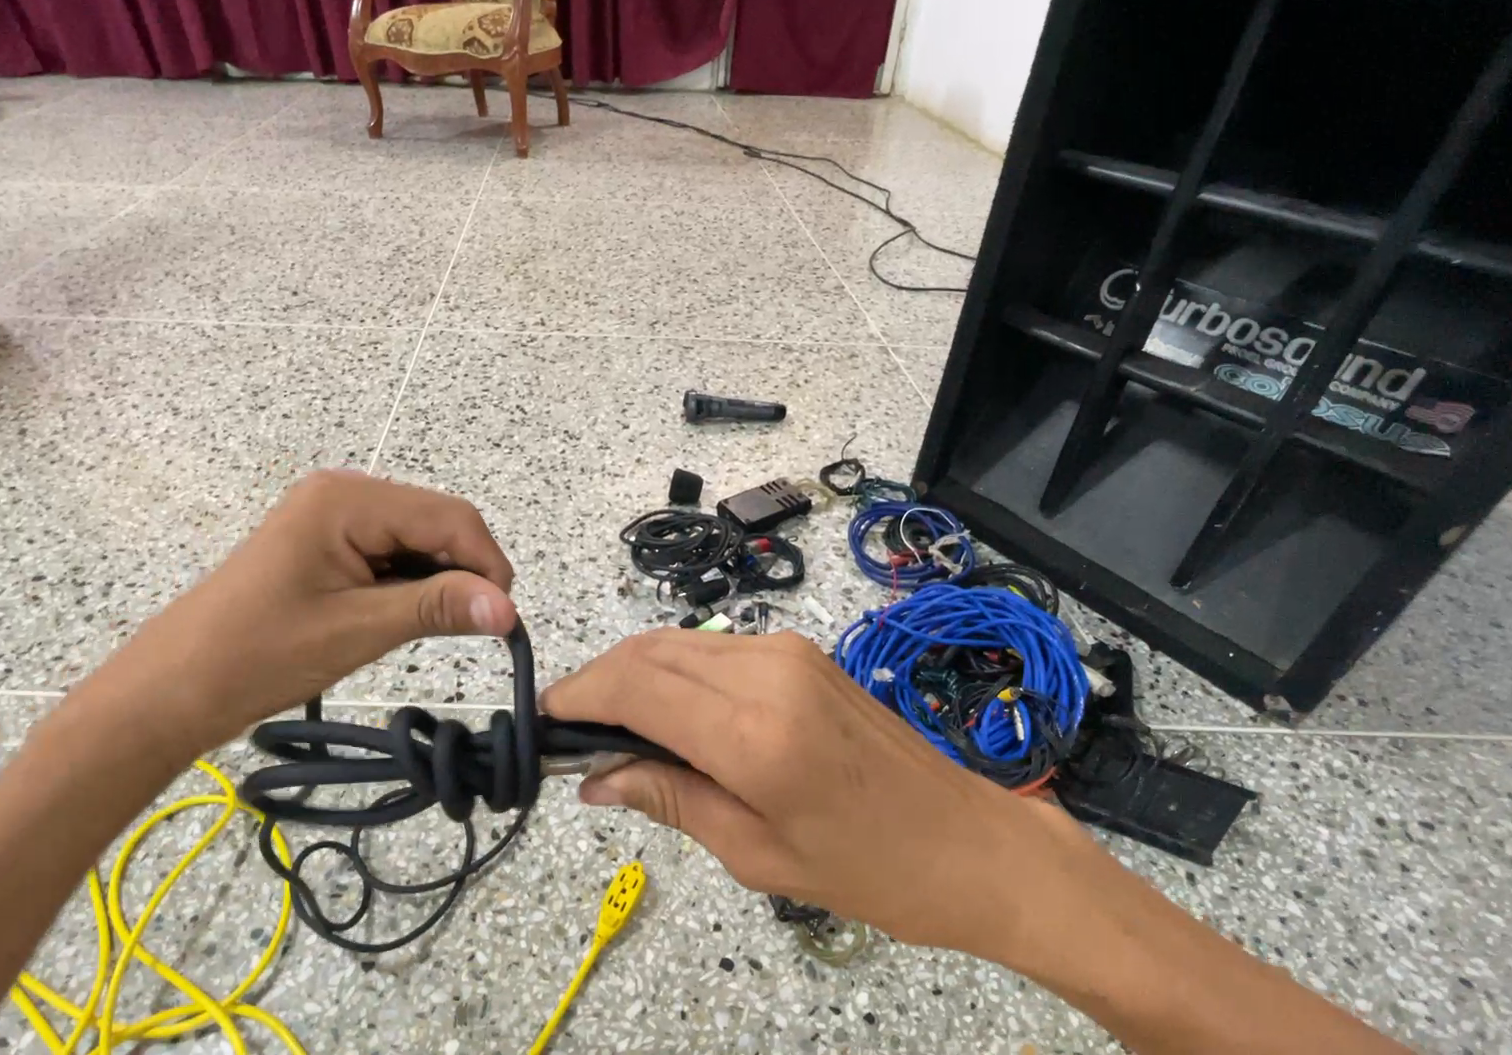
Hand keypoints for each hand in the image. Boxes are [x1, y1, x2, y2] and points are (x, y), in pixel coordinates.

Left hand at [90, 471, 516, 754]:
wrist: (171, 690)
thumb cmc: (259, 655)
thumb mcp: (358, 629)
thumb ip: (438, 607)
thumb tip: (511, 608)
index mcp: (350, 500)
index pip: (451, 518)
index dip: (488, 565)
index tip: (505, 621)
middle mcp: (346, 493)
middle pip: (438, 523)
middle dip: (465, 572)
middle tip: (476, 629)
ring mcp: (334, 516)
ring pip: (419, 539)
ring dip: (439, 580)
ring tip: (433, 627)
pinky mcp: (328, 542)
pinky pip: (393, 552)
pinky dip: (411, 583)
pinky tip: (402, 615)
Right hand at [542, 629, 1114, 969]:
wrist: (969, 840)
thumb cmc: (867, 868)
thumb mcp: (756, 852)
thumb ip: (668, 797)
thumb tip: (593, 778)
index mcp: (754, 731)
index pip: (634, 685)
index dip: (577, 696)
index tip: (542, 723)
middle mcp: (767, 670)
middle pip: (649, 651)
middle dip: (597, 683)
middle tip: (570, 734)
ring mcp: (788, 651)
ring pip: (677, 643)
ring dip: (633, 675)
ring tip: (613, 730)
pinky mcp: (801, 650)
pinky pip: (714, 649)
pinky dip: (674, 672)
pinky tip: (667, 713)